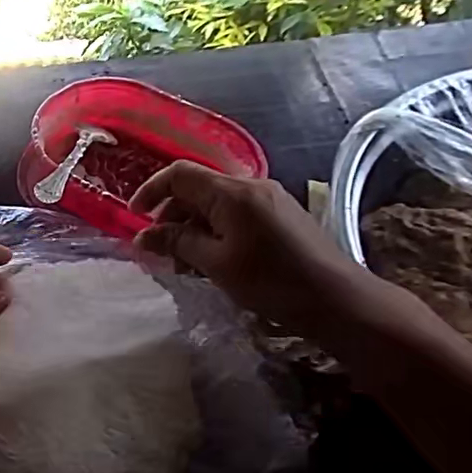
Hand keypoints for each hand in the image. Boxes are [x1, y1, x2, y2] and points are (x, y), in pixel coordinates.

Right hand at [129, 161, 380, 335]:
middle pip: (197, 188)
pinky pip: (236, 215)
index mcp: (232, 192)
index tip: (135, 217)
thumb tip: (142, 236)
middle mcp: (250, 186)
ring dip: (193, 227)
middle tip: (159, 251)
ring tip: (184, 263)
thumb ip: (177, 243)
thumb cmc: (272, 282)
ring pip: (216, 204)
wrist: (336, 299)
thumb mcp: (217, 264)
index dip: (151, 190)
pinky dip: (215, 232)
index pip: (180, 173)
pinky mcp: (279, 216)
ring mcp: (268, 200)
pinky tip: (212, 261)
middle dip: (171, 215)